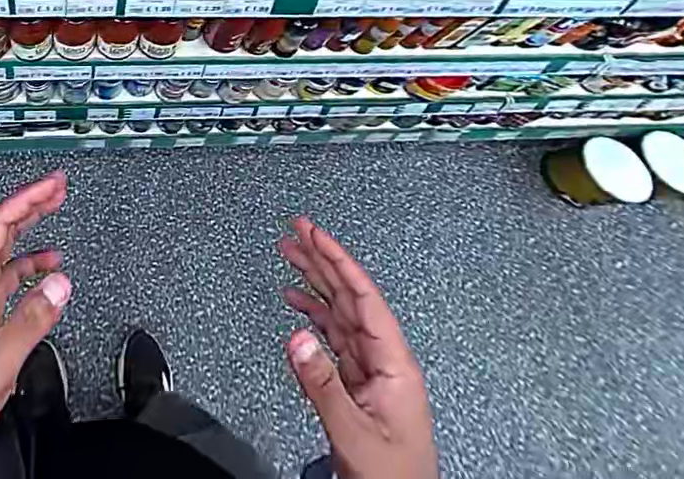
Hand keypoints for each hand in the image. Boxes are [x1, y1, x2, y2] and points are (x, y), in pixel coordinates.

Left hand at [0, 171, 71, 465]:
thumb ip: (32, 318)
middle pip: (0, 226)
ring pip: (5, 245)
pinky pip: (9, 271)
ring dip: (31, 224)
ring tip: (55, 207)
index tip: (50, 184)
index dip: (25, 198)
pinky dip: (31, 260)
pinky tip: (49, 262)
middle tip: (57, 185)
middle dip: (30, 201)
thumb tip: (60, 281)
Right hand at [278, 217, 438, 478]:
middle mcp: (383, 357)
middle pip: (349, 295)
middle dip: (322, 258)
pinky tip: (296, 299)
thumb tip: (296, 336)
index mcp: (393, 361)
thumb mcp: (354, 432)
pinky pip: (331, 333)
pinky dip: (311, 312)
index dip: (339, 259)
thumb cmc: (394, 478)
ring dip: (314, 279)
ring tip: (289, 253)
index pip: (363, 295)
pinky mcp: (356, 380)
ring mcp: (369, 367)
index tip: (316, 234)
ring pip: (338, 309)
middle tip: (297, 229)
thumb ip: (323, 384)